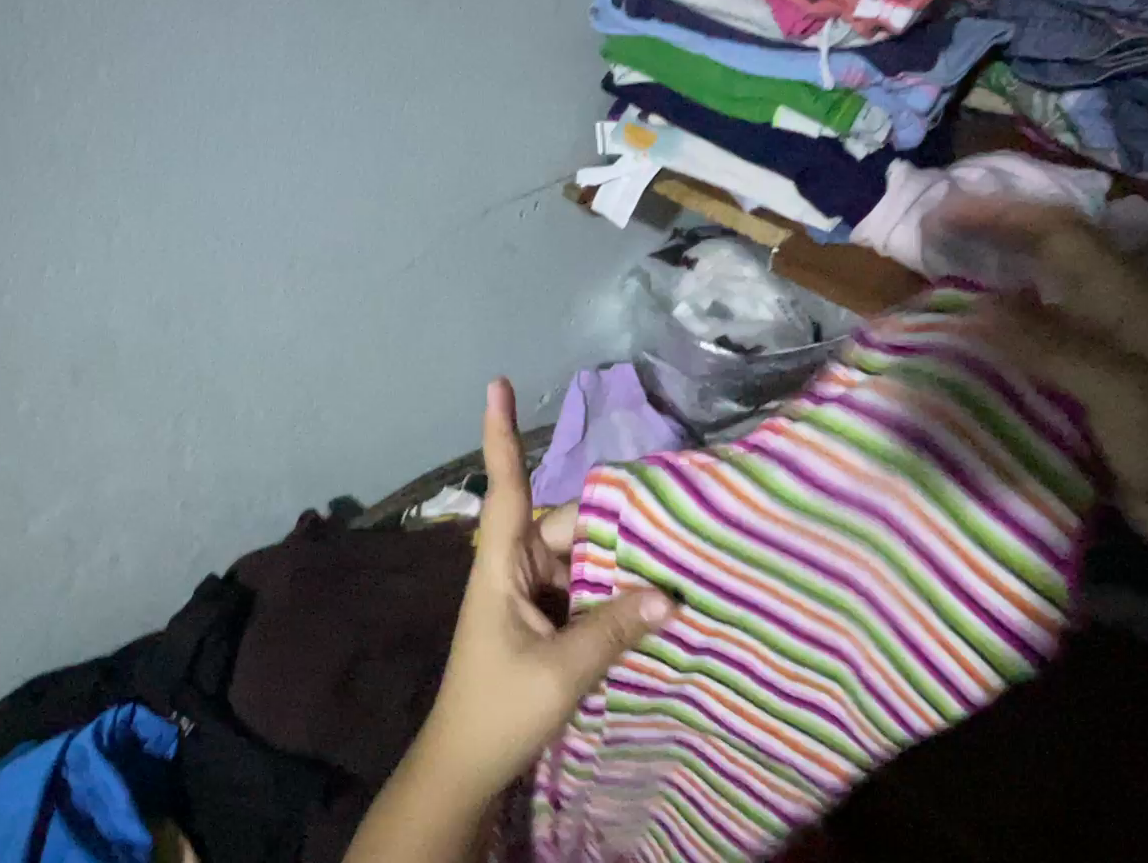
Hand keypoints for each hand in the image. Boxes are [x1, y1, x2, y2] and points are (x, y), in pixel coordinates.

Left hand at [410, 379, 673, 803]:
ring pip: (584, 556)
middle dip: (615, 521)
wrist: (468, 765)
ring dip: (621, 559)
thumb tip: (670, 594)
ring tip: (679, 553)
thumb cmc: (498, 709)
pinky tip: (654, 593)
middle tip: (676, 516)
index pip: (506, 487)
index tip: (497, 382)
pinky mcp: (548, 619)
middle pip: (570, 524)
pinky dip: (615, 588)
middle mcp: (517, 568)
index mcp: (503, 566)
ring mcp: (533, 594)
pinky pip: (587, 587)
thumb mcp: (560, 671)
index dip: (502, 434)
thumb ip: (613, 629)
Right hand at [932, 198, 1147, 556]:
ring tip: (930, 286)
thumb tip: (976, 305)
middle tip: (926, 240)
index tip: (942, 211)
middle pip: (1044, 261)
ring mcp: (1099, 358)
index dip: (1004, 214)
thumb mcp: (1125, 391)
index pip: (1061, 235)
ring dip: (985, 291)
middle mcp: (1111, 318)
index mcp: (1131, 302)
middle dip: (989, 241)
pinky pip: (1029, 356)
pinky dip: (991, 344)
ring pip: (1032, 308)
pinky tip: (958, 351)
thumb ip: (1051, 345)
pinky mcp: (1085, 396)